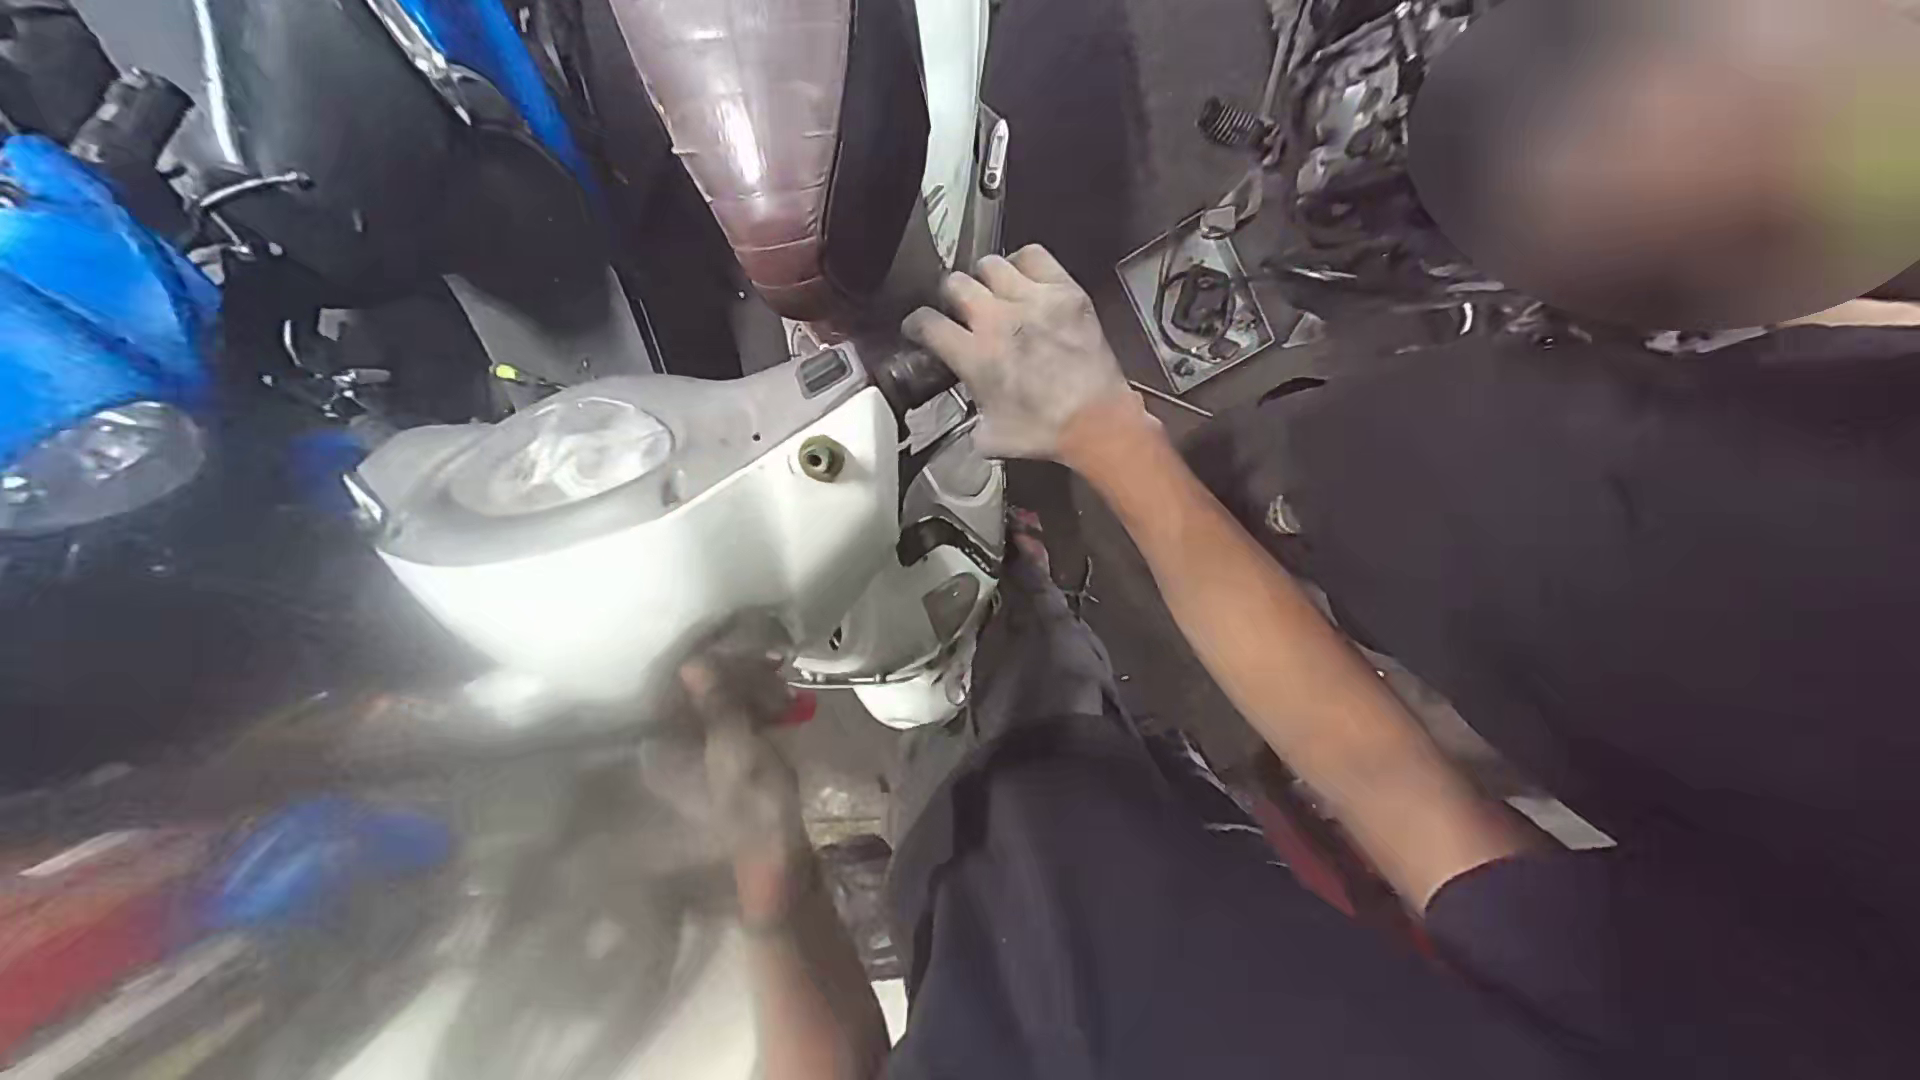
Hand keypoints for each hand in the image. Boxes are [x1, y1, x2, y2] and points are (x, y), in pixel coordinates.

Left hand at [677, 620, 812, 922]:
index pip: (679, 684)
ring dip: (754, 690)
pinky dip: (757, 707)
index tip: (752, 652)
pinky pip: (732, 716)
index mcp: (664, 745)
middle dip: (741, 677)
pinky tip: (784, 706)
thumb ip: (718, 705)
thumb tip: (691, 662)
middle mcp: (670, 745)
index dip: (716, 662)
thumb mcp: (739, 749)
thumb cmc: (756, 803)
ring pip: (719, 701)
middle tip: (780, 673)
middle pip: (700, 690)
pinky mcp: (719, 756)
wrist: (776, 855)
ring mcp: (694, 752)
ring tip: (788, 695)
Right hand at [902, 245, 1147, 463]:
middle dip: (949, 298)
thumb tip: (968, 415)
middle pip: (954, 284)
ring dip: (984, 279)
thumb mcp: (989, 438)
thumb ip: (968, 421)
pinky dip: (1022, 263)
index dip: (915, 325)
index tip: (919, 329)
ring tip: (991, 294)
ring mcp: (1032, 299)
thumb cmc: (1043, 432)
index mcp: (974, 356)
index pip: (926, 323)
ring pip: (989, 264)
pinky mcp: (1065, 290)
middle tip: (959, 310)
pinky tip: (1022, 281)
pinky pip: (1033, 256)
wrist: (1096, 421)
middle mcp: (997, 319)